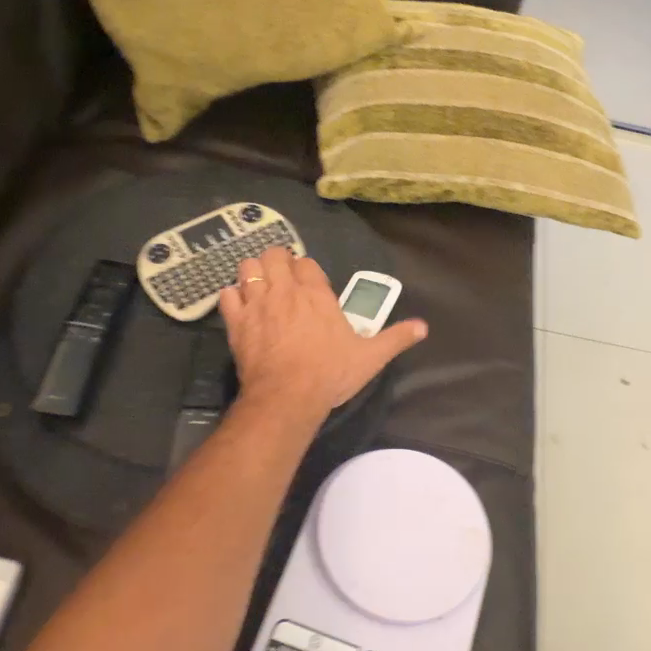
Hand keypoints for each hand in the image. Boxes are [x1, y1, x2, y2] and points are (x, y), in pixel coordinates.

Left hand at [216, 248, 426, 420]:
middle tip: (281, 277)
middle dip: (277, 261)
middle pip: (275, 256)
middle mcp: (286, 290)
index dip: (305, 269)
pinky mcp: (236, 321)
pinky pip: (227, 294)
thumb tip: (423, 327)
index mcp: (317, 294)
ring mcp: (258, 303)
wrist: (288, 395)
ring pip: (248, 267)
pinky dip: (232, 296)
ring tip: (258, 285)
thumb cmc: (330, 373)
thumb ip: (396, 338)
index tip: (307, 281)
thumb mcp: (370, 357)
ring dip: (252, 272)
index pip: (307, 263)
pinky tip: (239, 306)